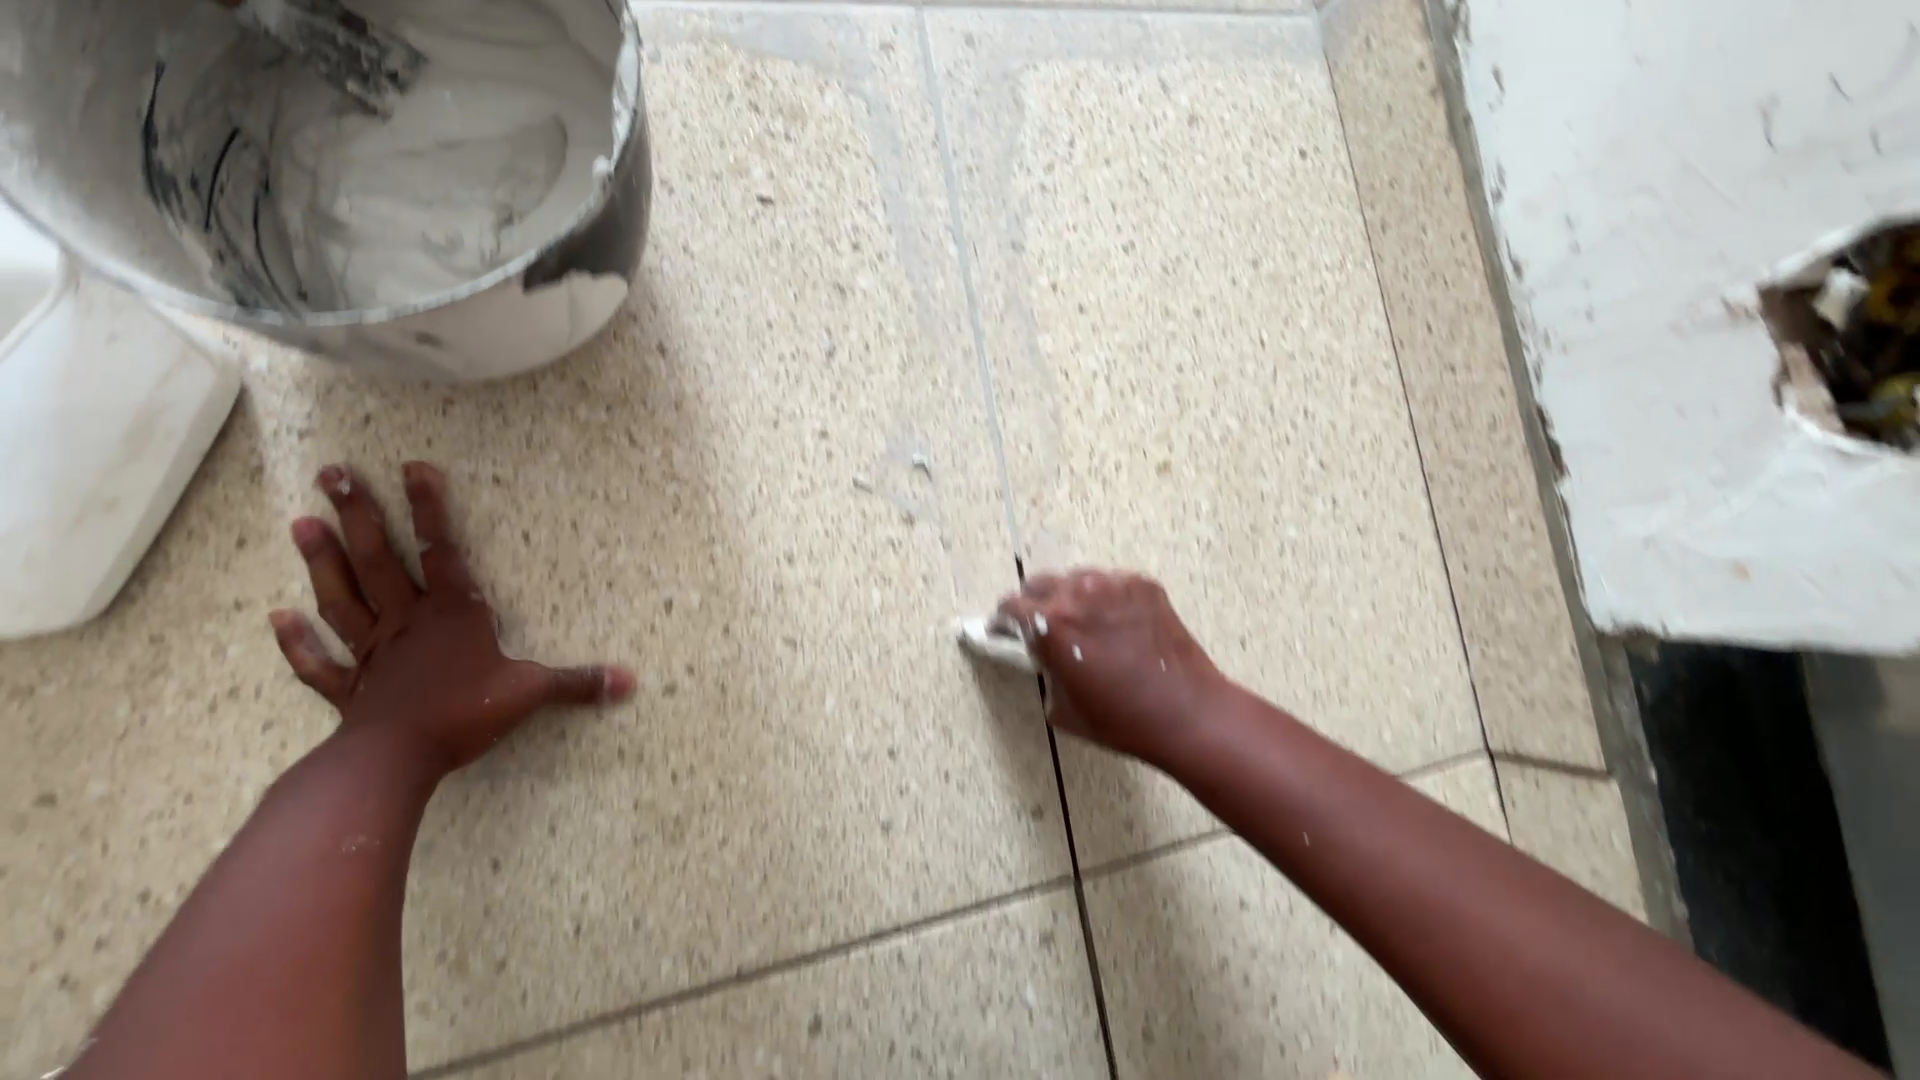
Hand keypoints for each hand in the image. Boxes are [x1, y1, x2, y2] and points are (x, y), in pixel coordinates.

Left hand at [269, 462, 634, 772]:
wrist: (397, 759)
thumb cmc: (464, 714)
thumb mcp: (532, 693)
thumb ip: (577, 683)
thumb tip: (629, 681)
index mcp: (452, 615)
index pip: (441, 550)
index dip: (429, 508)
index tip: (413, 466)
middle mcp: (406, 622)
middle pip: (378, 560)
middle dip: (359, 515)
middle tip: (331, 474)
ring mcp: (372, 653)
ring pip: (342, 598)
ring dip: (321, 561)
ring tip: (300, 522)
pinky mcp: (349, 689)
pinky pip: (318, 662)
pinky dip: (296, 642)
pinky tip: (277, 617)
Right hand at [996, 570, 1230, 765]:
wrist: (1187, 713)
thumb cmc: (1120, 720)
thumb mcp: (1061, 706)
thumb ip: (1045, 669)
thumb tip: (1045, 655)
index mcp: (1052, 624)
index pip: (1010, 607)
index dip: (1002, 622)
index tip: (1004, 630)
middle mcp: (1079, 594)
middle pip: (1040, 584)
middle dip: (1034, 604)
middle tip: (1042, 628)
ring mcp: (1114, 585)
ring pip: (1077, 580)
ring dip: (1071, 598)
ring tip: (1084, 625)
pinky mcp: (1143, 586)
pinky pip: (1111, 585)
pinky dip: (1105, 600)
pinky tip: (1117, 626)